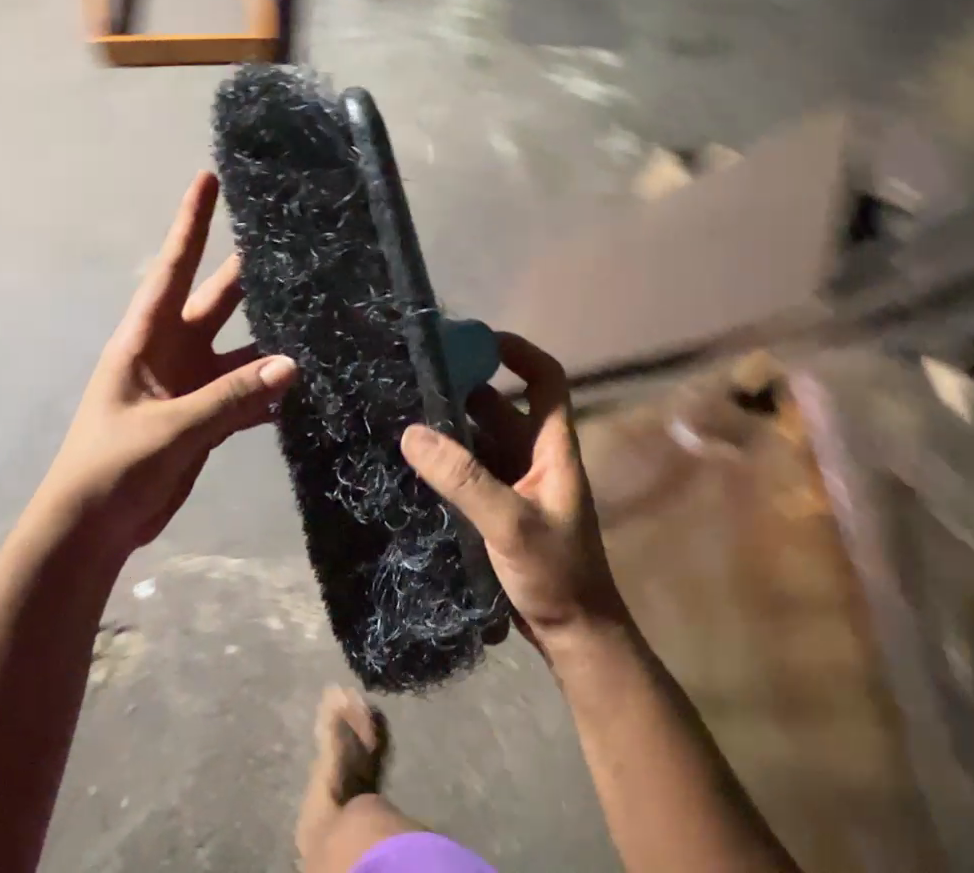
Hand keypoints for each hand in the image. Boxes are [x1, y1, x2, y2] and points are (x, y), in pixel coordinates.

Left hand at [28, 172, 297, 556]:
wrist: (95, 526)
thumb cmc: (112, 465)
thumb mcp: (170, 427)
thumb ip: (230, 398)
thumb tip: (292, 363)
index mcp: (146, 338)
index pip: (174, 267)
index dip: (192, 223)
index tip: (209, 178)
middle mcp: (172, 352)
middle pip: (217, 301)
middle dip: (248, 271)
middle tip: (290, 240)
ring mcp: (191, 385)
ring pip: (241, 351)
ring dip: (273, 340)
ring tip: (319, 315)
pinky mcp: (205, 418)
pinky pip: (246, 394)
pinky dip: (271, 391)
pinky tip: (307, 382)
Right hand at [400, 333, 628, 653]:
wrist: (574, 634)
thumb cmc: (556, 573)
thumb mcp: (510, 522)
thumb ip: (463, 479)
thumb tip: (412, 432)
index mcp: (553, 449)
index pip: (546, 381)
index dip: (519, 352)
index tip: (477, 339)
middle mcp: (535, 459)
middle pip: (501, 407)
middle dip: (462, 389)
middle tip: (412, 378)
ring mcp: (516, 487)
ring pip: (479, 442)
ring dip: (448, 428)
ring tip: (400, 413)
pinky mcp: (498, 512)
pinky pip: (468, 474)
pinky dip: (444, 464)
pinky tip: (410, 465)